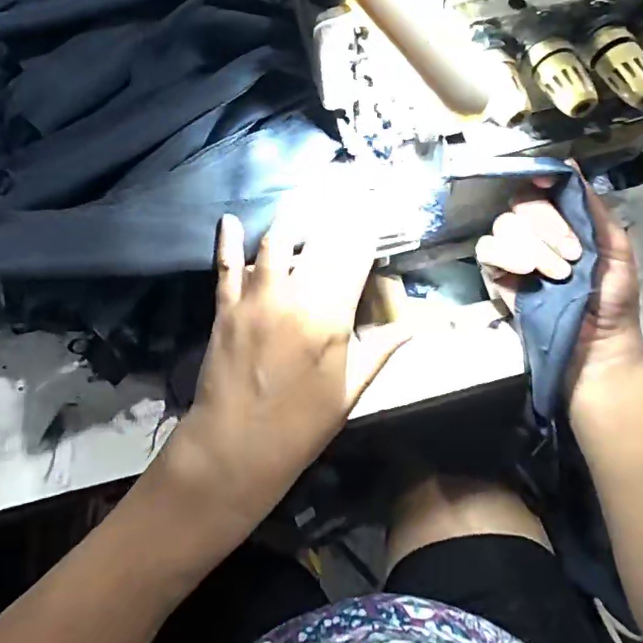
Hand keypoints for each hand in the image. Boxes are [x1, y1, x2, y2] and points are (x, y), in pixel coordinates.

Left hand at [156, 209, 402, 525]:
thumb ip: (382, 349)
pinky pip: (226, 267)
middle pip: (320, 241)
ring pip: (275, 243)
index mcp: (330, 317)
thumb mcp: (351, 390)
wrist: (235, 450)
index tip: (375, 206)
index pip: (355, 256)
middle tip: (347, 192)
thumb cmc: (301, 425)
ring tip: (304, 198)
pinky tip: (229, 220)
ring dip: (292, 220)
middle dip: (337, 213)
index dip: (367, 227)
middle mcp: (294, 297)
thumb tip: (417, 325)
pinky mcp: (225, 308)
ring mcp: (255, 300)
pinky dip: (228, 242)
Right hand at [475, 173, 642, 402]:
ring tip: (557, 274)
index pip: (541, 185)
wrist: (598, 342)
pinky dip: (506, 255)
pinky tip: (527, 272)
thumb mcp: (615, 247)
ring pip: (505, 224)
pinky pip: (487, 248)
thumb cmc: (613, 296)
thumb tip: (571, 165)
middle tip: (573, 255)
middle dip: (548, 225)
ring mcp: (512, 250)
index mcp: (562, 217)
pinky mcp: (494, 272)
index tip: (550, 187)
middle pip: (522, 201)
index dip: (543, 181)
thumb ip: (592, 207)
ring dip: (533, 246)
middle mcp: (533, 228)